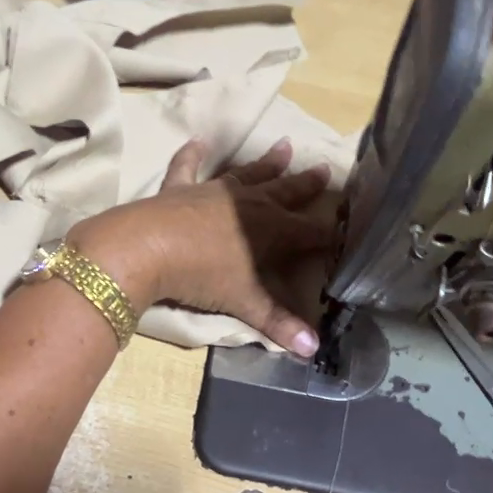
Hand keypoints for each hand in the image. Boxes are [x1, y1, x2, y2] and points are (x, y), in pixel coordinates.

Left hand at [69, 137, 333, 356]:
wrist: (146, 249)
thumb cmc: (202, 276)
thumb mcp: (244, 303)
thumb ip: (278, 323)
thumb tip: (314, 350)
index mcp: (270, 229)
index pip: (308, 233)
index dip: (328, 233)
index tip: (346, 228)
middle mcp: (247, 204)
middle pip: (284, 193)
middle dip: (305, 185)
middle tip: (325, 170)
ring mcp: (212, 192)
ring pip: (246, 174)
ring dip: (266, 164)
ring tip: (285, 147)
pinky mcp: (179, 189)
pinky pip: (187, 167)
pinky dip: (192, 155)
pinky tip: (198, 142)